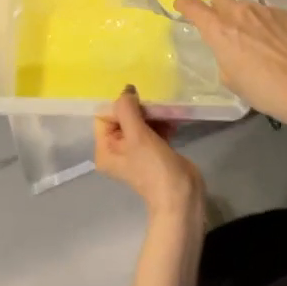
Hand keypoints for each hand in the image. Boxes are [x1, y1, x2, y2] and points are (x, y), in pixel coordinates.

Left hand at [95, 87, 202, 216]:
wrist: (181, 196)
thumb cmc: (153, 166)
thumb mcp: (137, 135)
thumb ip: (127, 109)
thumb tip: (126, 89)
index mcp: (105, 148)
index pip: (104, 116)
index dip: (120, 105)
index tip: (138, 100)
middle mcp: (117, 149)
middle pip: (123, 117)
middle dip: (139, 109)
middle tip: (156, 106)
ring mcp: (136, 151)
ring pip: (140, 122)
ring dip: (154, 115)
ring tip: (168, 113)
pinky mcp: (154, 151)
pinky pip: (153, 130)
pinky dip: (162, 123)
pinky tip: (174, 120)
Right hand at [173, 0, 286, 133]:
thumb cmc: (264, 90)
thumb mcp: (232, 81)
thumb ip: (223, 57)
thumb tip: (230, 50)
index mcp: (220, 30)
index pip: (194, 7)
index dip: (185, 5)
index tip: (181, 6)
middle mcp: (239, 13)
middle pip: (219, 1)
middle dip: (216, 12)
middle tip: (222, 30)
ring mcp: (263, 10)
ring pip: (243, 5)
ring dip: (240, 16)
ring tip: (250, 38)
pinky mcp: (283, 13)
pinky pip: (264, 12)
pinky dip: (261, 22)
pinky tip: (271, 41)